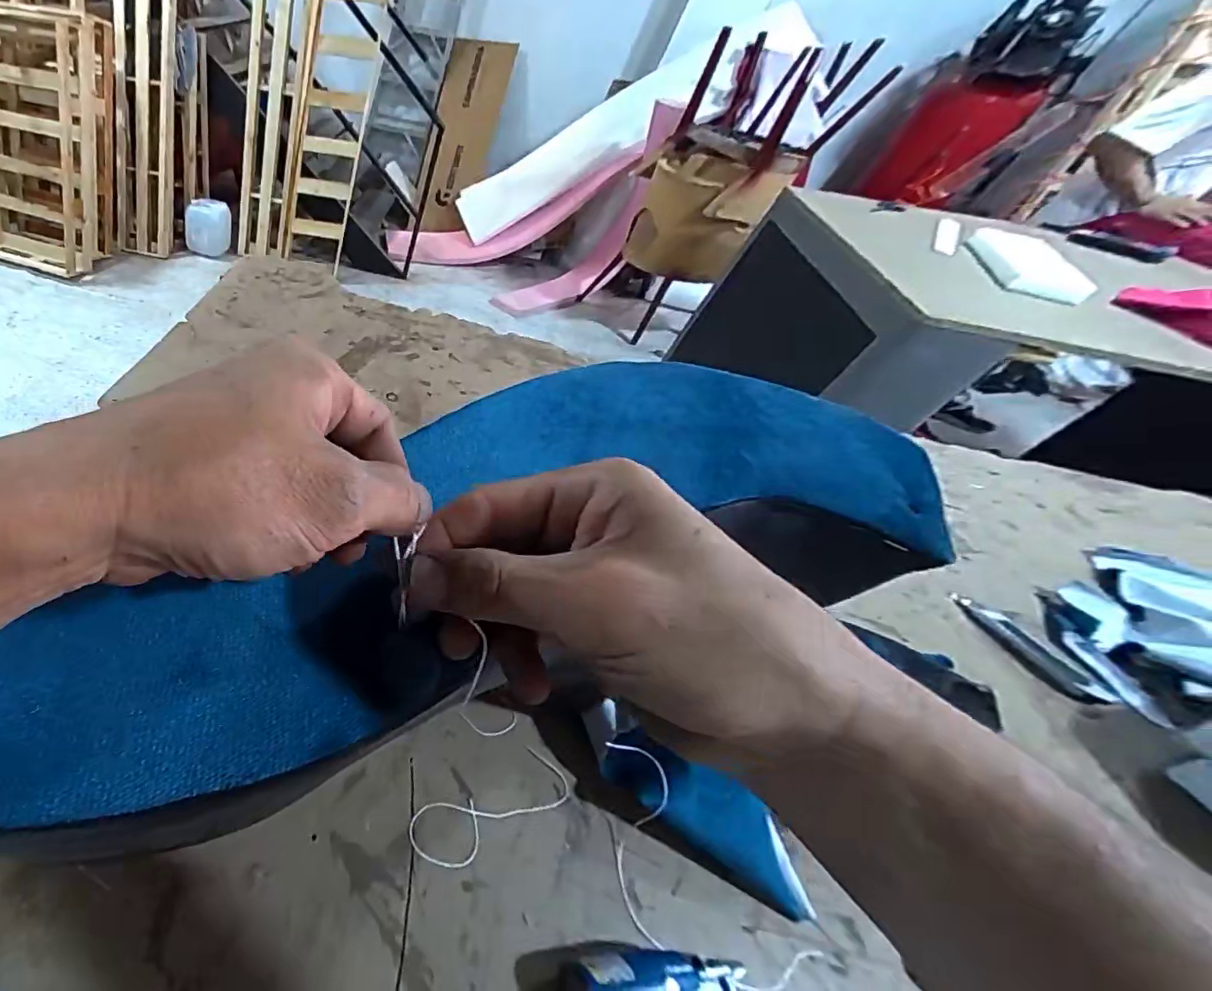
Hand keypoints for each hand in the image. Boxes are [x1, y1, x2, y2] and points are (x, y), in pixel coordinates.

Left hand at [93, 338, 428, 583]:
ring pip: (295, 480)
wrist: (103, 500)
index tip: (388, 538)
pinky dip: (266, 523)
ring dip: (307, 525)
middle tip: (338, 556)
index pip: (380, 428)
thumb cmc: (231, 489)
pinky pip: (254, 490)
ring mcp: (226, 422)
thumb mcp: (331, 498)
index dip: (395, 485)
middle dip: (344, 512)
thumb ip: (393, 501)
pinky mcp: (196, 458)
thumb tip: (417, 505)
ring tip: (293, 559)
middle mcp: (269, 386)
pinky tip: (255, 554)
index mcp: (309, 374)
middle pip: (337, 455)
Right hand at [406, 459, 894, 770]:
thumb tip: (414, 576)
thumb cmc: (699, 635)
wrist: (805, 724)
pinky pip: (531, 625)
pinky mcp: (593, 620)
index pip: (488, 505)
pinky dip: (520, 654)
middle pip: (493, 551)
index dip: (443, 547)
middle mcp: (583, 523)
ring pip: (506, 592)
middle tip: (451, 644)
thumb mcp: (587, 600)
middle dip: (470, 598)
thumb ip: (494, 582)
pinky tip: (531, 688)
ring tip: (502, 675)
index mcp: (588, 491)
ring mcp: (588, 573)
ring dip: (495, 634)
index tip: (412, 596)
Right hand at [1138, 194, 1211, 226]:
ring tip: (1204, 224)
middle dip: (1208, 213)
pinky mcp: (1164, 215)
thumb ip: (1185, 198)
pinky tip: (1186, 226)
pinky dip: (1180, 222)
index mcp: (1189, 202)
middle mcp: (1185, 206)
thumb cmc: (1162, 200)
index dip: (1211, 208)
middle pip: (1200, 210)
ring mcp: (1174, 211)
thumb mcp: (1176, 198)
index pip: (1205, 206)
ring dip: (1197, 219)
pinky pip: (1173, 219)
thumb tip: (1192, 195)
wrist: (1148, 200)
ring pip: (1189, 215)